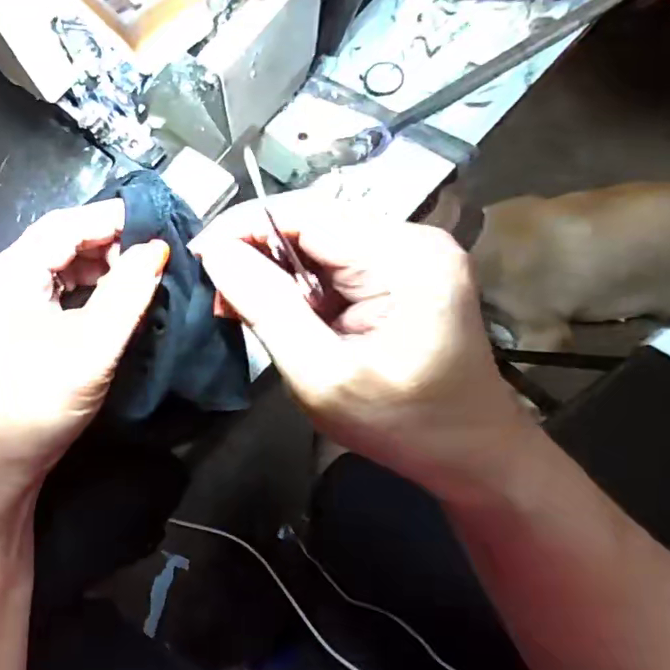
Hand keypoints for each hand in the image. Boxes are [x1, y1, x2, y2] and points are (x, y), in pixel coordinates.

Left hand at [0, 201, 168, 531]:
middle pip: (61, 241)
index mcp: (10, 271)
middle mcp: (1, 277)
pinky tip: (114, 299)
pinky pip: (54, 290)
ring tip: (142, 278)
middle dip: (110, 244)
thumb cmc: (38, 402)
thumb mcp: (93, 345)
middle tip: (155, 257)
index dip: (115, 219)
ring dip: (100, 267)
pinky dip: (86, 290)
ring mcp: (4, 301)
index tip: (161, 224)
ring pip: (60, 266)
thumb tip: (158, 249)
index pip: (67, 223)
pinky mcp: (13, 324)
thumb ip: (128, 291)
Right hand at [191, 192, 532, 498]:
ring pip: (317, 237)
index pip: (305, 215)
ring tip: (242, 306)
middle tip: (217, 293)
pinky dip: (297, 280)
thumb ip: (266, 307)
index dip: (242, 226)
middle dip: (254, 250)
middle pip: (311, 220)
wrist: (473, 454)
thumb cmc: (400, 424)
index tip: (197, 256)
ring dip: (273, 267)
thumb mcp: (321, 375)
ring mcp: (412, 250)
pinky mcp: (403, 267)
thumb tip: (215, 252)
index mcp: (405, 258)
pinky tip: (280, 308)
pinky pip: (333, 257)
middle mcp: (414, 238)